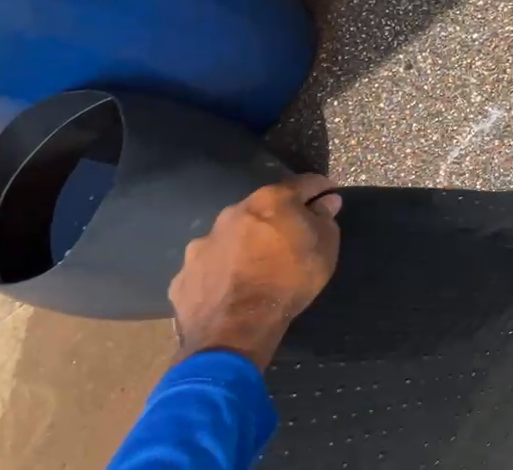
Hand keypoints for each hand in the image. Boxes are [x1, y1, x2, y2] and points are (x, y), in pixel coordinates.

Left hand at [168, 174, 342, 369]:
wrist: (235, 328)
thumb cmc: (290, 278)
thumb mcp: (326, 245)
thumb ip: (325, 218)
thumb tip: (325, 202)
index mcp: (269, 201)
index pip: (304, 183)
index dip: (321, 189)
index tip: (330, 197)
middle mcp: (231, 214)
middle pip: (262, 208)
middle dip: (278, 216)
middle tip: (293, 234)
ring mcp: (201, 245)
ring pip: (231, 236)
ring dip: (246, 242)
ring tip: (258, 264)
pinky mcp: (182, 276)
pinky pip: (209, 265)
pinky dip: (223, 268)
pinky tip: (232, 285)